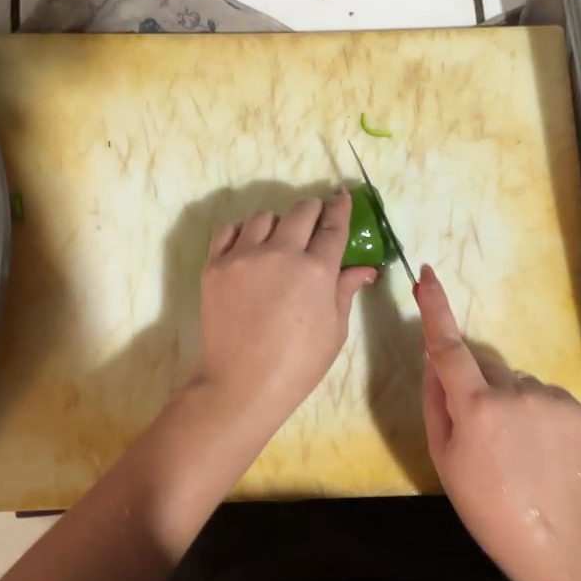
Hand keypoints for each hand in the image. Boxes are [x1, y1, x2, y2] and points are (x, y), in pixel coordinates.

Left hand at [192, 190, 378, 432]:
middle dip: (312, 211)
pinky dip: (242, 233)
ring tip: (278, 241)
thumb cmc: (298, 364)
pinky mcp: (215, 266)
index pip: (333, 225)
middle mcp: (281, 253)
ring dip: (277, 223)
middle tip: (314, 223)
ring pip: (263, 217)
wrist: (241, 384)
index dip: (340, 207)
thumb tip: (365, 269)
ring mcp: (244, 257)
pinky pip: (228, 231)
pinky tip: (249, 248)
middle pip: (301, 211)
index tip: (342, 196)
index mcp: (316, 270)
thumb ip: (345, 290)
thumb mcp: (334, 330)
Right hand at [415, 264, 580, 580]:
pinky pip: (549, 397)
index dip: (436, 309)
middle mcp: (516, 393)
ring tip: (519, 448)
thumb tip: (434, 360)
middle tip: (483, 432)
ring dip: (513, 403)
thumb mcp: (443, 456)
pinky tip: (544, 449)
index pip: (449, 347)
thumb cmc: (484, 504)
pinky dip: (541, 414)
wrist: (552, 540)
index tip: (427, 275)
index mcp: (476, 406)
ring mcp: (554, 400)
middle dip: (479, 386)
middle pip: (487, 369)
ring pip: (519, 384)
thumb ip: (436, 401)